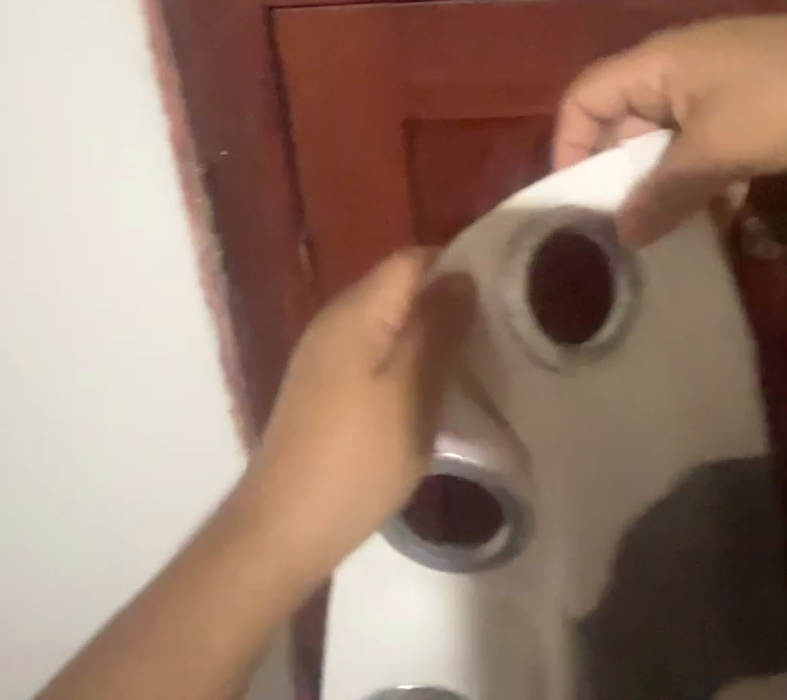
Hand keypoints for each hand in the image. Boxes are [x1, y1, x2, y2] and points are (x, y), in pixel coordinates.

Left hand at [233, 250, 475, 579]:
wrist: (284, 527)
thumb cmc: (357, 456)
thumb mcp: (413, 390)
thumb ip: (439, 328)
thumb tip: (461, 276)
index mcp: (356, 310)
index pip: (412, 260)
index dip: (457, 265)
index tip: (501, 291)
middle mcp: (335, 320)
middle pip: (399, 287)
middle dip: (447, 301)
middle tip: (496, 328)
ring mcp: (325, 354)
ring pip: (389, 322)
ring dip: (429, 333)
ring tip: (474, 358)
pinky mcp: (324, 386)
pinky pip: (374, 352)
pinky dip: (407, 360)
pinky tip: (431, 389)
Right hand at [552, 11, 786, 245]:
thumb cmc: (786, 103)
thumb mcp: (716, 153)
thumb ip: (662, 193)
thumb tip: (623, 234)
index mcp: (655, 64)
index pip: (583, 98)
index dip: (568, 145)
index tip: (578, 199)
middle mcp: (676, 64)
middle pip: (623, 119)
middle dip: (622, 172)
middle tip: (628, 223)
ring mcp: (716, 77)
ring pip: (668, 133)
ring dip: (667, 178)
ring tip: (674, 224)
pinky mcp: (750, 93)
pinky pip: (706, 134)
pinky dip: (705, 168)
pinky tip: (726, 204)